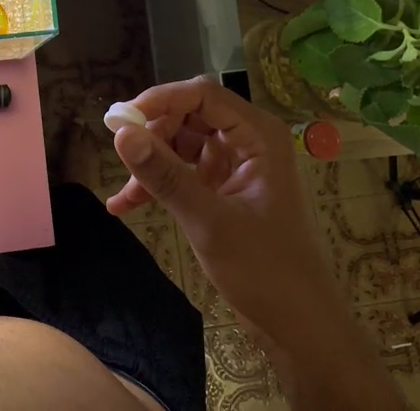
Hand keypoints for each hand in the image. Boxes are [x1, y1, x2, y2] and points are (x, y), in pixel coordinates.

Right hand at [106, 77, 348, 352]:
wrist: (300, 324)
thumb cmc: (264, 269)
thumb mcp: (207, 220)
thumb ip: (164, 175)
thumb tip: (120, 134)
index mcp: (258, 135)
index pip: (201, 95)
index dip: (159, 100)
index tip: (121, 120)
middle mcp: (249, 139)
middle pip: (189, 114)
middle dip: (153, 134)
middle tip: (120, 156)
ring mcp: (238, 163)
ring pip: (183, 142)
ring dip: (152, 162)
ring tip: (123, 194)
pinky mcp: (227, 186)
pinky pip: (186, 170)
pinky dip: (161, 183)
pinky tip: (128, 205)